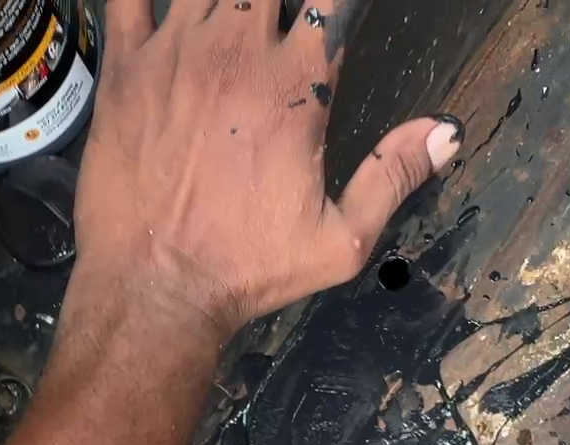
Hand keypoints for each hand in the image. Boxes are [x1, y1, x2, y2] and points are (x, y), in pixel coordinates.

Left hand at [74, 0, 462, 336]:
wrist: (157, 290)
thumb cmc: (248, 271)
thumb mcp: (340, 244)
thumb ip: (392, 179)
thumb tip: (445, 133)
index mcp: (297, 86)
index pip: (333, 0)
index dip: (338, 3)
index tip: (335, 21)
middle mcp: (237, 50)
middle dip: (280, 3)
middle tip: (280, 29)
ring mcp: (174, 52)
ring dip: (227, 0)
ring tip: (237, 26)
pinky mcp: (123, 69)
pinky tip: (164, 11)